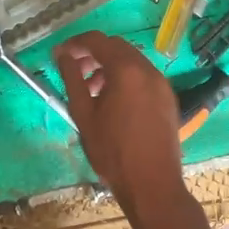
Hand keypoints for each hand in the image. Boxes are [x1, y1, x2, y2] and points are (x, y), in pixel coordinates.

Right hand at [55, 32, 184, 200]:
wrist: (153, 187)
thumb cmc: (113, 151)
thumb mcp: (83, 113)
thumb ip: (72, 78)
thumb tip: (62, 54)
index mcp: (125, 69)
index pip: (97, 41)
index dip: (75, 43)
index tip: (60, 54)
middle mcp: (147, 69)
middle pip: (115, 46)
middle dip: (93, 53)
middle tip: (75, 69)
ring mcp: (161, 84)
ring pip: (131, 60)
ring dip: (109, 65)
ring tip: (93, 88)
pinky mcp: (168, 99)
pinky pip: (143, 76)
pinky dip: (126, 77)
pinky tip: (114, 100)